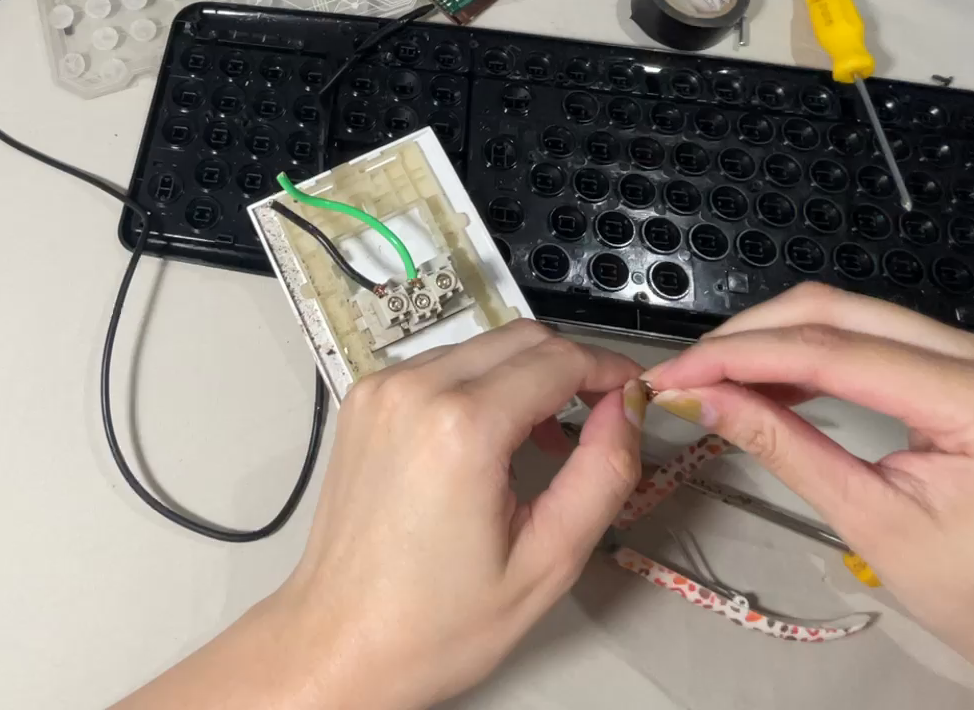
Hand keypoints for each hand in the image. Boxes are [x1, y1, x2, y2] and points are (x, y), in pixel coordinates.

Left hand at [115, 320, 644, 709]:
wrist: (341, 636)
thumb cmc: (437, 619)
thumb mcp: (546, 560)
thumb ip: (601, 474)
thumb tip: (625, 409)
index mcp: (461, 426)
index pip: (556, 359)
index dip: (607, 368)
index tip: (633, 392)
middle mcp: (413, 388)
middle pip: (518, 338)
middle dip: (568, 365)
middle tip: (598, 416)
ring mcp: (380, 387)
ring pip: (477, 346)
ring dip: (522, 374)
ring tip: (542, 439)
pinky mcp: (363, 397)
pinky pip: (437, 365)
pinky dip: (476, 383)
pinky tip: (489, 435)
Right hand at [642, 282, 973, 709]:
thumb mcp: (872, 525)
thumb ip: (780, 445)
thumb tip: (692, 397)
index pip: (831, 350)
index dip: (735, 356)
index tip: (669, 375)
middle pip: (836, 311)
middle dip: (746, 337)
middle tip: (683, 374)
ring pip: (847, 314)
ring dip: (770, 339)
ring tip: (713, 378)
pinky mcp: (972, 367)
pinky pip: (870, 336)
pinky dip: (806, 353)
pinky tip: (768, 380)